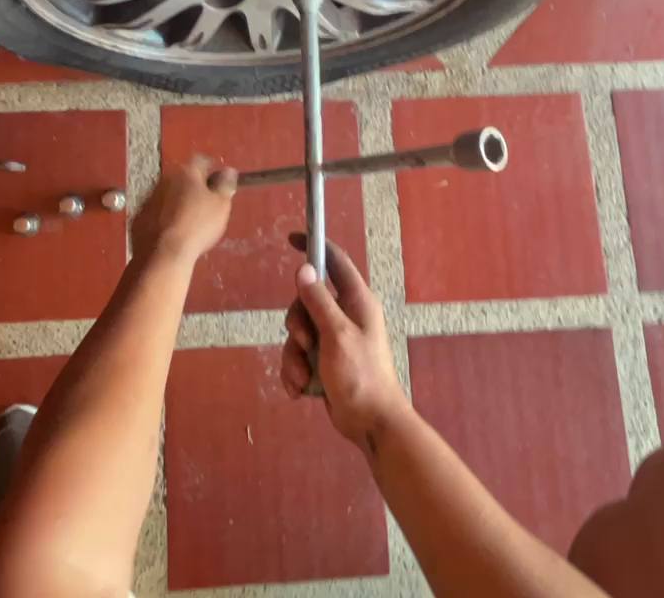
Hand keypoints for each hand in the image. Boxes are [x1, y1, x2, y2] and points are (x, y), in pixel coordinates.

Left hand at [131, 155, 236, 262]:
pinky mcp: (141, 215)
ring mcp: (151, 197)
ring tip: (189, 217)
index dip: (211, 168)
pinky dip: (165, 214)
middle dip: (194, 185)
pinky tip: (173, 229)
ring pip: (169, 193)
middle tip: (206, 200)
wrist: (165, 253)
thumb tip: (228, 170)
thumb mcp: (221, 205)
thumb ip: (225, 184)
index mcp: (187, 173)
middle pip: (184, 176)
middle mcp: (166, 179)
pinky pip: (158, 209)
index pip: (201, 160)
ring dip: (178, 199)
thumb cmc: (199, 225)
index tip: (217, 181)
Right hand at [281, 233, 409, 447]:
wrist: (371, 424)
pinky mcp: (324, 361)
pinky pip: (298, 355)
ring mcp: (334, 339)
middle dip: (296, 325)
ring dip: (293, 355)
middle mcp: (345, 316)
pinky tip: (300, 389)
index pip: (335, 262)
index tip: (293, 238)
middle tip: (303, 342)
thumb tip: (305, 268)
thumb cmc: (361, 375)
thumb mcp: (336, 335)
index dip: (315, 247)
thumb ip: (318, 301)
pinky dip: (295, 371)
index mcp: (356, 302)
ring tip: (303, 376)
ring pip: (298, 332)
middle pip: (306, 301)